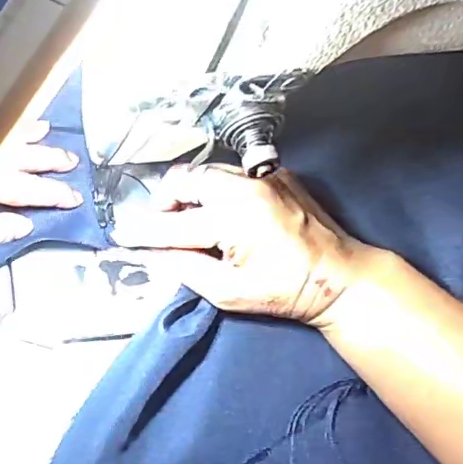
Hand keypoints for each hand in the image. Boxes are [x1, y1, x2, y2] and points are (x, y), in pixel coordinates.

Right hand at [109, 164, 381, 326]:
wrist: (339, 276)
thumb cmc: (286, 291)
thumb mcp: (228, 292)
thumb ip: (186, 269)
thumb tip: (156, 255)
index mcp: (234, 218)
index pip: (172, 224)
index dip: (143, 233)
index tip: (123, 235)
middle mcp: (246, 187)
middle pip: (183, 180)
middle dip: (163, 201)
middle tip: (159, 224)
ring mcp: (263, 176)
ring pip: (205, 171)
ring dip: (188, 193)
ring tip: (188, 219)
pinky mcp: (276, 174)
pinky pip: (231, 173)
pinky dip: (215, 189)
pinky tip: (220, 213)